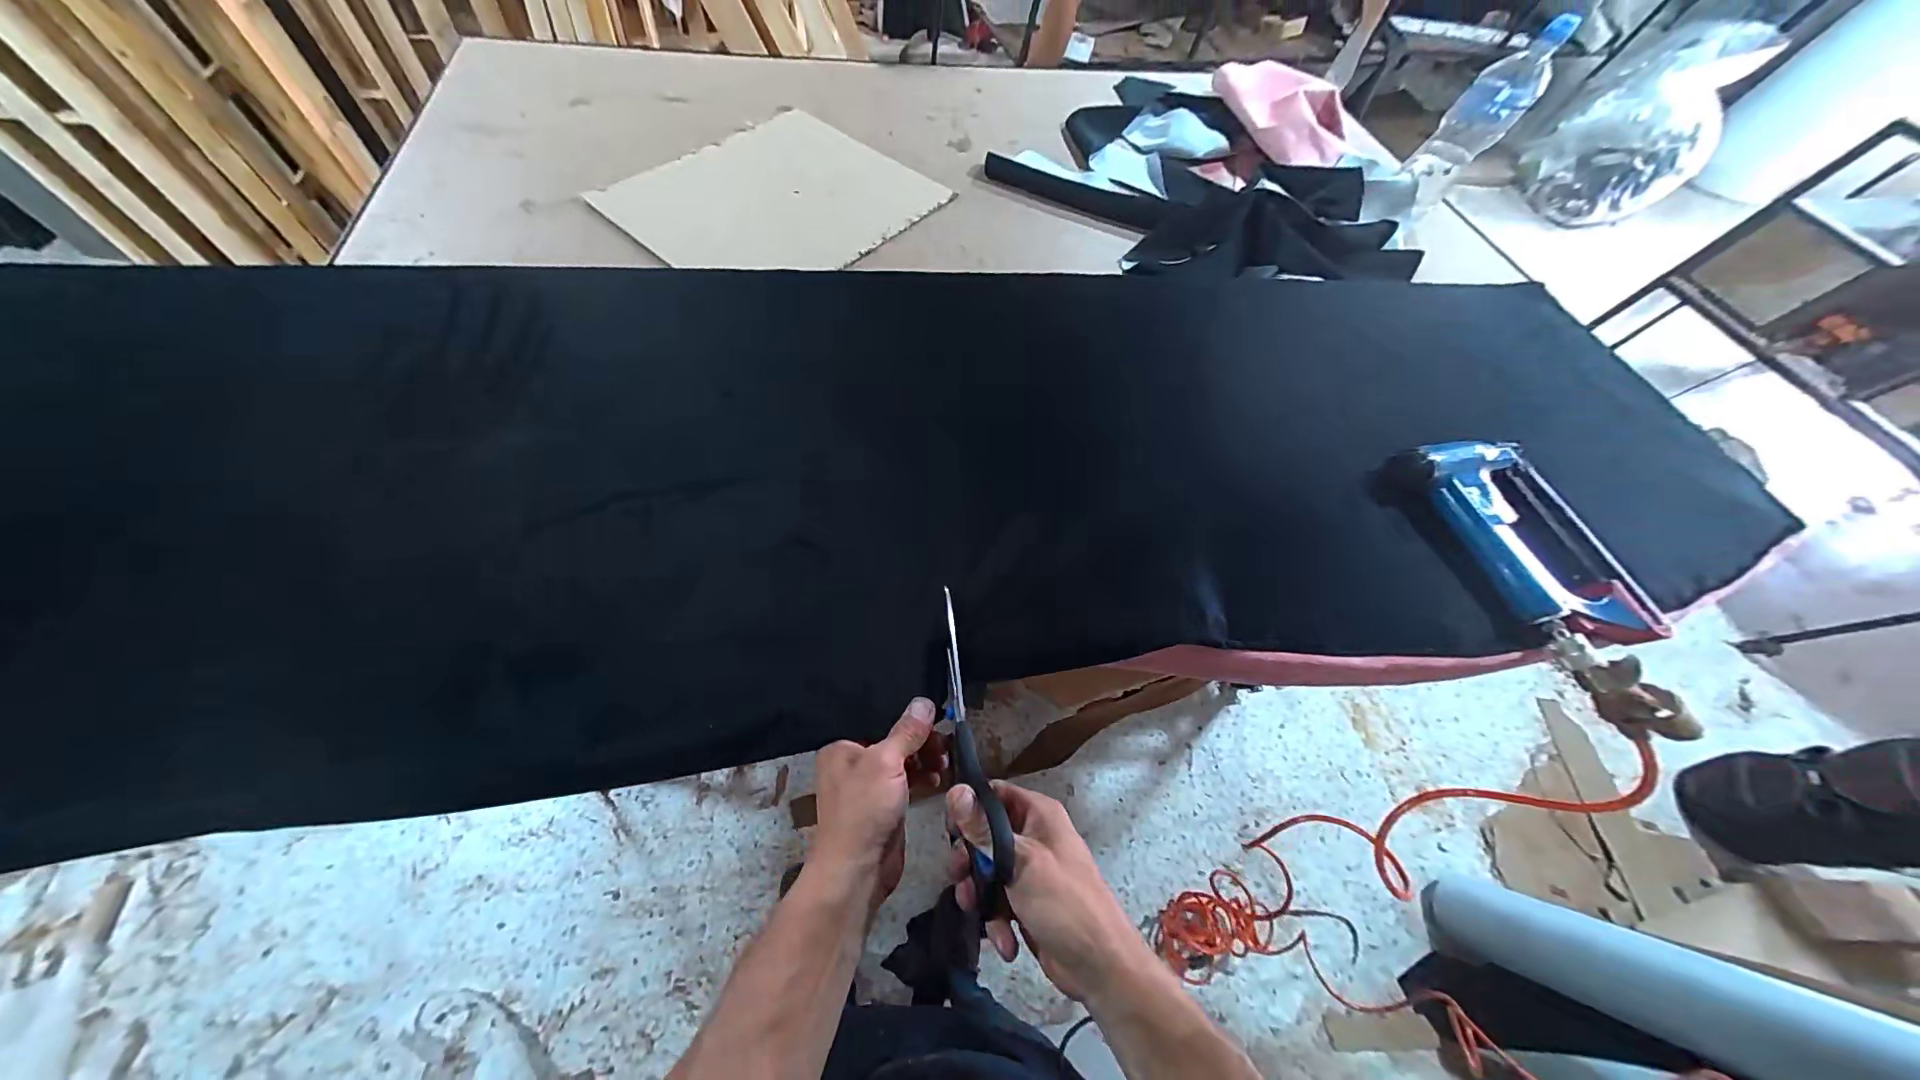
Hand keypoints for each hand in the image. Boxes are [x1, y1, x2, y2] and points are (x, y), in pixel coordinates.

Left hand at [812, 698, 942, 905]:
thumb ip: (907, 732)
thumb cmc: (864, 810)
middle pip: (894, 740)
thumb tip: (924, 702)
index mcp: (842, 748)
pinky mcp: (884, 806)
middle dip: (921, 741)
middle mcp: (852, 764)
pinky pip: (906, 781)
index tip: (937, 719)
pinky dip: (922, 777)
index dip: (909, 719)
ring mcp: (869, 787)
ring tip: (944, 762)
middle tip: (944, 746)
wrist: (857, 871)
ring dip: (925, 759)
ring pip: (902, 761)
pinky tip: (937, 777)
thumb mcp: (886, 762)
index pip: (880, 721)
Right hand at [947, 780, 1154, 1001]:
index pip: (993, 795)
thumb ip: (983, 829)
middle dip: (969, 862)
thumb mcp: (1020, 861)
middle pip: (983, 836)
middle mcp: (1034, 835)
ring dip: (980, 895)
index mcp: (1038, 814)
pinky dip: (996, 920)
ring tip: (978, 913)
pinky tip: (1005, 941)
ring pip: (986, 871)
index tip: (952, 833)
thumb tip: (955, 789)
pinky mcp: (1026, 902)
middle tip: (962, 878)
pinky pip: (998, 900)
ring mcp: (1030, 870)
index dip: (968, 810)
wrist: (1101, 968)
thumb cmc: (1065, 903)